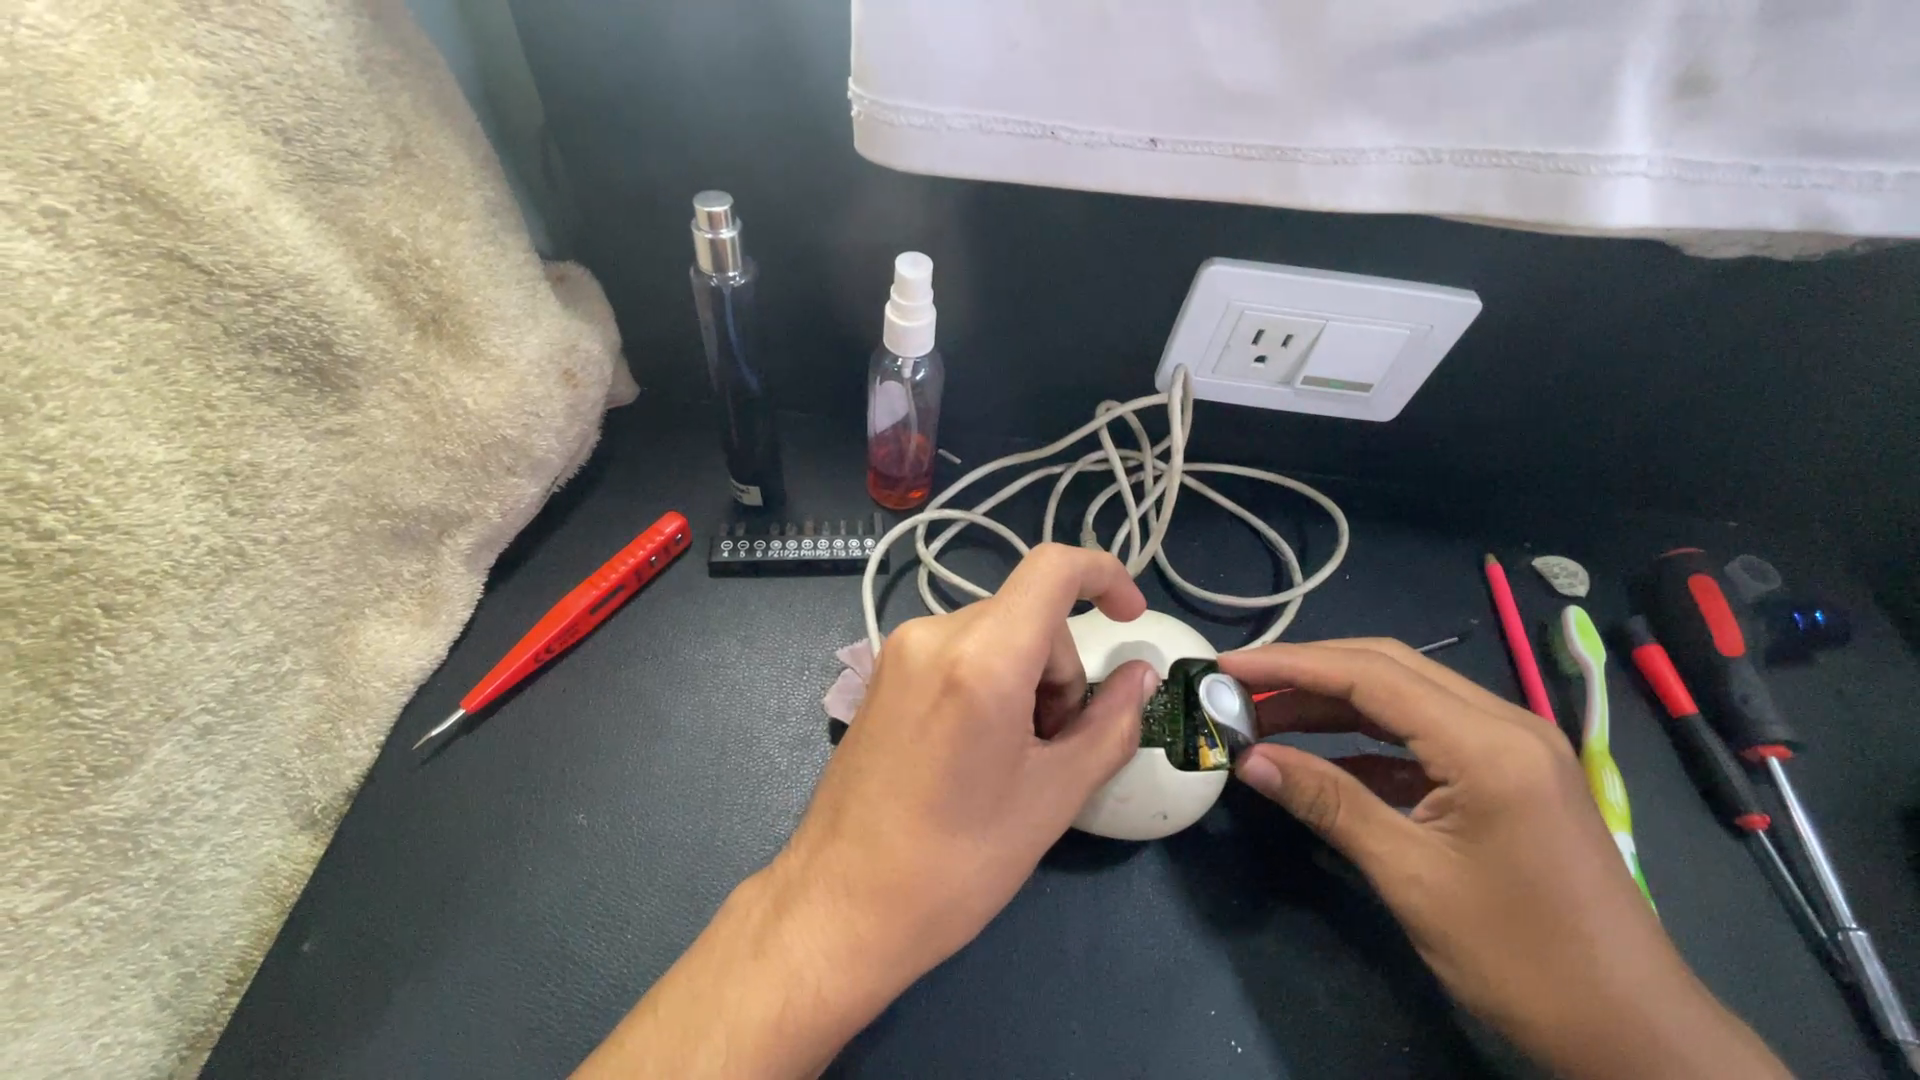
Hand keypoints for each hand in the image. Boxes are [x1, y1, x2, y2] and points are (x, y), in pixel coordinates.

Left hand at [784, 542, 1158, 979]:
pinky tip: (977, 749)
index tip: (1130, 619)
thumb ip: (1111, 723)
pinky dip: (989, 680)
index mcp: (981, 657)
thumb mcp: (1054, 795)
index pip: (1053, 568)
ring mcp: (899, 651)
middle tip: (1054, 748)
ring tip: (1014, 759)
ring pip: (995, 635)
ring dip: (1026, 679)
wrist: (841, 906)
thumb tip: (1141, 675)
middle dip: (1061, 671)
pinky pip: (958, 651)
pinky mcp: (882, 674)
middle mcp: (933, 634)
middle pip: (1029, 616)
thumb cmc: (958, 862)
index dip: (1105, 575)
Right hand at [1220, 640, 1788, 1079]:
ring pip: (1403, 695)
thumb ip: (1328, 803)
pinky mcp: (1505, 775)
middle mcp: (1504, 724)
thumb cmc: (1521, 957)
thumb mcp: (1410, 877)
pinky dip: (1364, 736)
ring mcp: (1510, 747)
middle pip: (1387, 666)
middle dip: (1306, 671)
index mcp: (1487, 743)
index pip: (1369, 675)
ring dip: (1331, 700)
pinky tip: (1318, 756)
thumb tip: (1248, 759)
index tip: (1224, 665)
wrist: (1633, 1031)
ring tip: (1264, 714)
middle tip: (1237, 686)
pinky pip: (1422, 734)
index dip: (1289, 664)